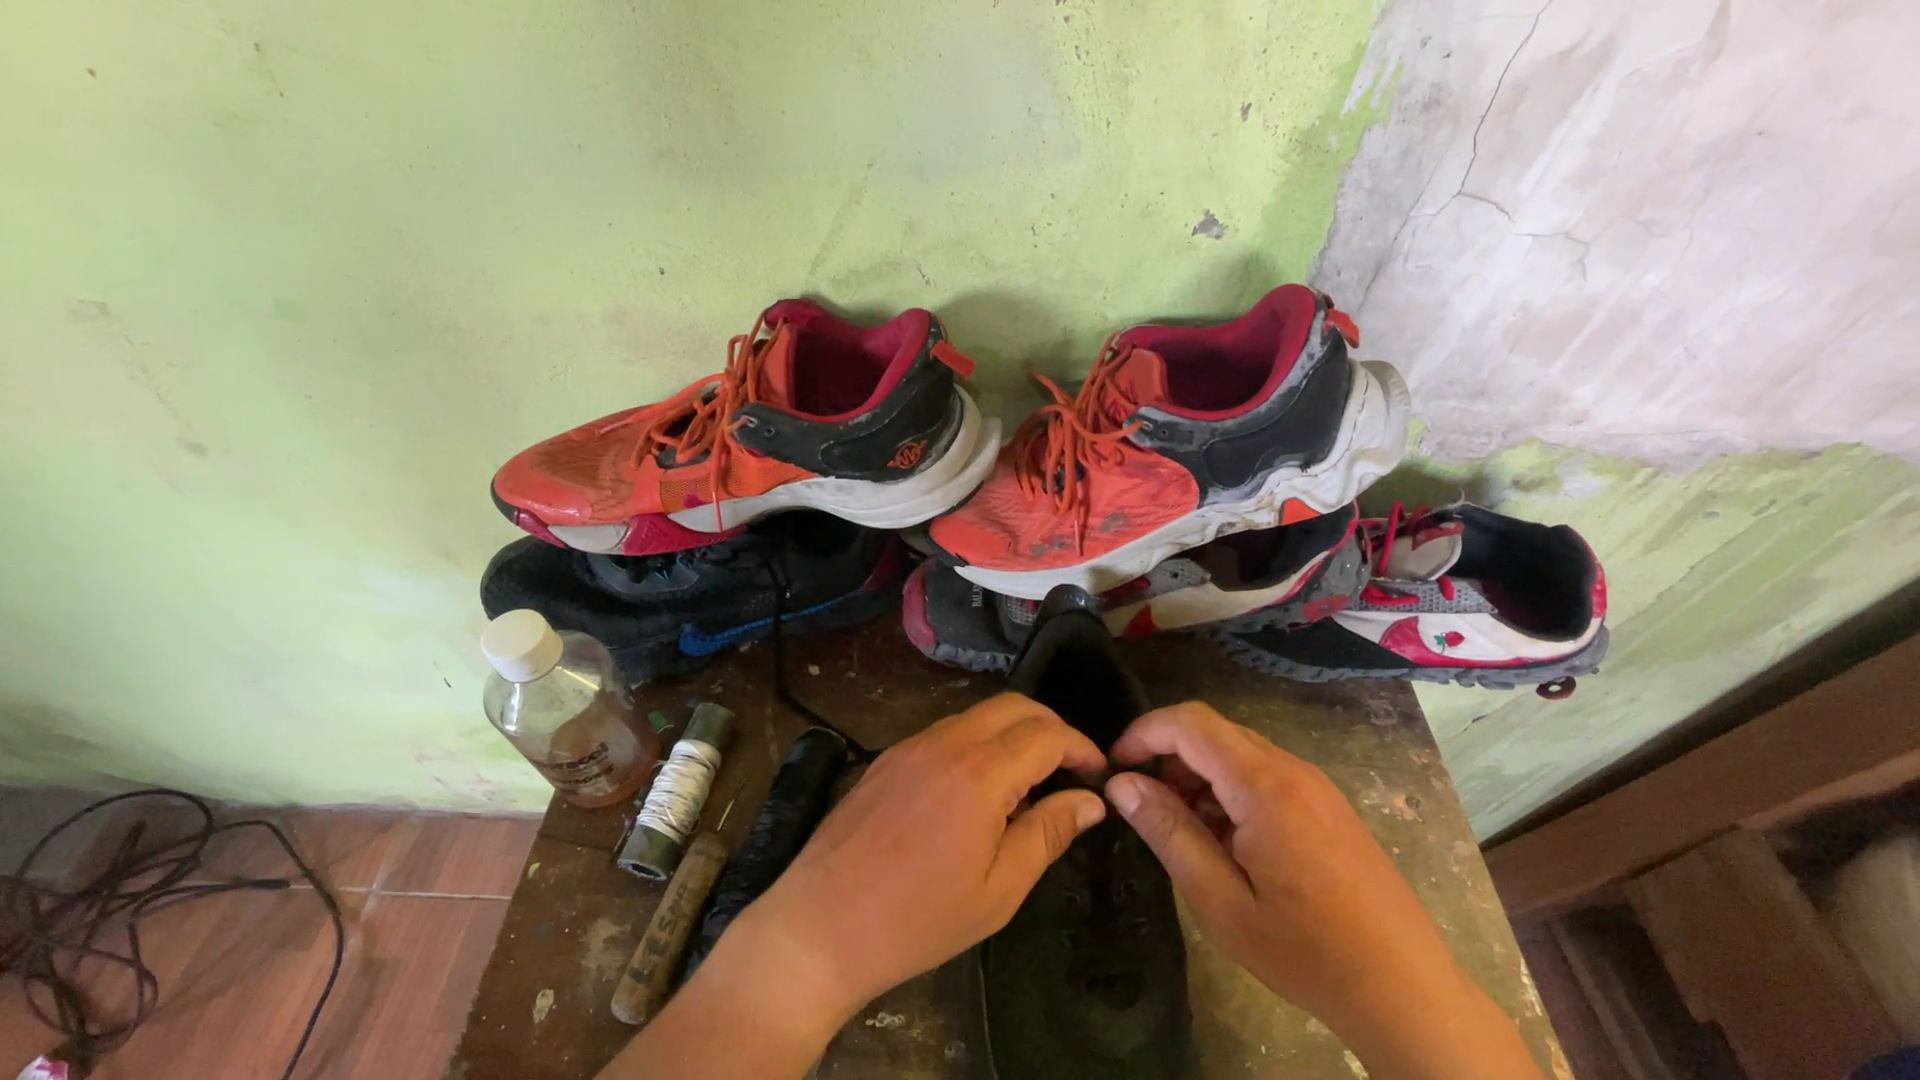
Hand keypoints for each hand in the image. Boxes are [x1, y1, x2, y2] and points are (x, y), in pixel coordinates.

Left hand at [748, 693, 1107, 1014]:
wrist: (819, 928)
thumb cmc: (917, 920)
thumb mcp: (998, 890)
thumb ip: (1047, 833)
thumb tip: (1090, 801)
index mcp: (979, 773)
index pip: (1047, 734)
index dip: (1082, 747)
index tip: (1098, 774)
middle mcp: (945, 743)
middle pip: (1014, 707)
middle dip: (1051, 729)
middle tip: (1070, 771)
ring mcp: (910, 747)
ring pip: (977, 716)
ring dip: (1013, 735)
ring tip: (1026, 788)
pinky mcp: (886, 759)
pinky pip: (945, 733)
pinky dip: (977, 745)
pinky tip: (977, 793)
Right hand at [1104, 702, 1541, 1079]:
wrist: (1404, 989)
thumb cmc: (1305, 950)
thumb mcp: (1219, 900)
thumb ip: (1169, 831)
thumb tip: (1122, 784)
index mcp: (1265, 785)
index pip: (1190, 722)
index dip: (1144, 732)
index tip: (1116, 767)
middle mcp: (1293, 770)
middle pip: (1214, 732)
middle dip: (1169, 757)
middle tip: (1146, 809)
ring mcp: (1316, 787)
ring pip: (1239, 753)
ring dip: (1199, 777)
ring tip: (1185, 834)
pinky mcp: (1328, 807)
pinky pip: (1266, 776)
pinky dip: (1230, 791)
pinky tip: (1227, 844)